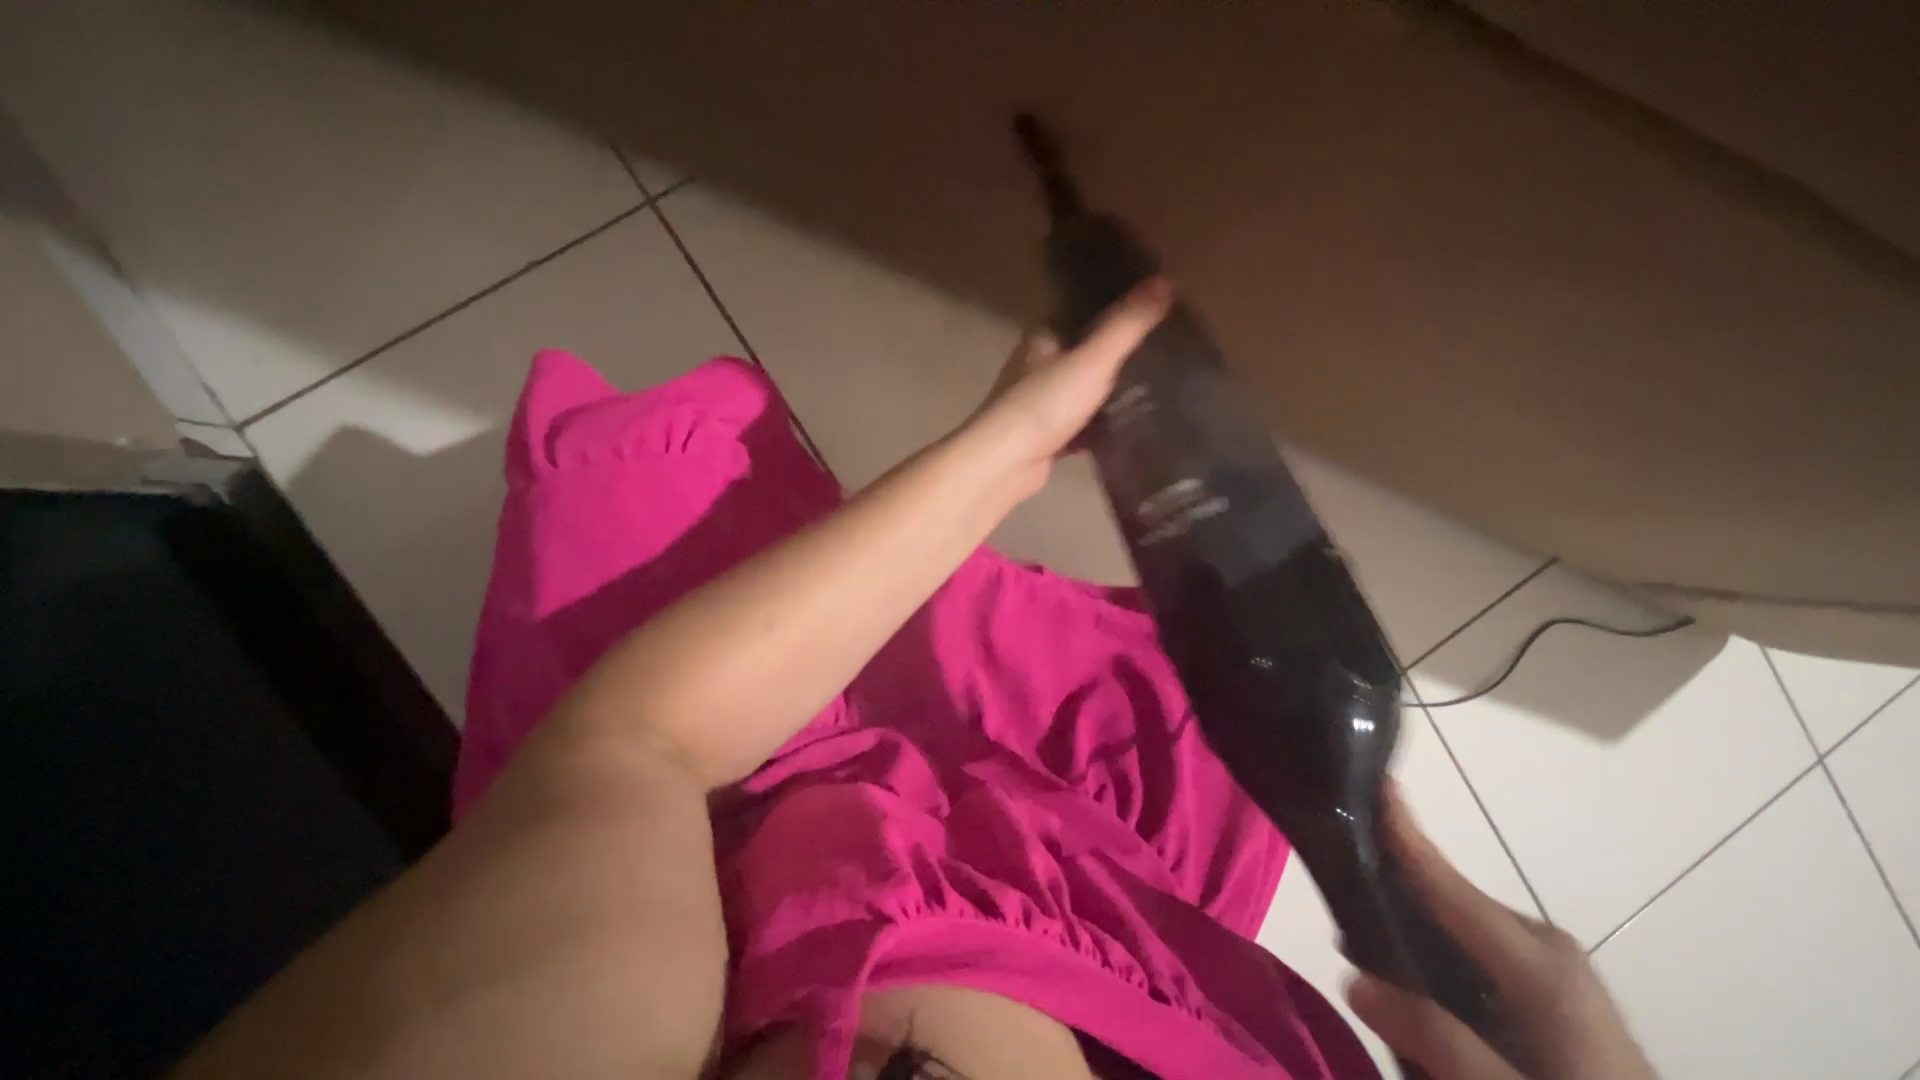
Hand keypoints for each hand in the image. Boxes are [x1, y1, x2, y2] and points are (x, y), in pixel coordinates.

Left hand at [960, 277, 1171, 497]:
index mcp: (1042, 338)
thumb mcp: (1094, 359)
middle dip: (1117, 352)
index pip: (1080, 312)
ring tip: (1157, 385)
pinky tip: (1131, 427)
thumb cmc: (1046, 404)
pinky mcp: (1047, 438)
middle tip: (1163, 349)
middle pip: (1084, 352)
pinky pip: (1082, 425)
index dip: (1113, 307)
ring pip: (1083, 390)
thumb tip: (1165, 280)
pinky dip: (1102, 425)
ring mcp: (1040, 404)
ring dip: (1111, 390)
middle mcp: (1037, 367)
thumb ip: (1128, 324)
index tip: (1151, 307)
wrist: (1006, 464)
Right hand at [1348, 794, 1657, 1079]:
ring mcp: (1553, 963)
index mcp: (1537, 964)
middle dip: (1389, 900)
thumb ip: (1438, 1041)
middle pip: (1446, 903)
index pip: (1448, 885)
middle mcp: (1544, 945)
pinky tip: (1417, 990)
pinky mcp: (1555, 985)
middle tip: (1338, 928)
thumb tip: (1354, 980)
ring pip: (1458, 928)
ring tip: (1366, 959)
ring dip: (1411, 934)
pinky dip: (1439, 958)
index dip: (1404, 834)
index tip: (1373, 782)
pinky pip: (1476, 952)